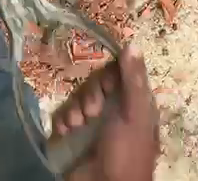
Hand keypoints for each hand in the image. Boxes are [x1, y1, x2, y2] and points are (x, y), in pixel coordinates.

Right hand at [56, 46, 159, 180]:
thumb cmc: (126, 153)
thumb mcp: (135, 115)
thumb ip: (133, 80)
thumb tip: (133, 43)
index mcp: (134, 107)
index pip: (118, 76)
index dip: (109, 76)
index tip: (106, 84)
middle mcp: (114, 113)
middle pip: (96, 86)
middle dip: (90, 95)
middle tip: (91, 111)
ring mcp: (93, 127)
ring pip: (79, 100)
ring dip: (74, 109)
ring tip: (76, 124)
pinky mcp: (74, 138)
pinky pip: (64, 117)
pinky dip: (62, 121)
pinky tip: (64, 130)